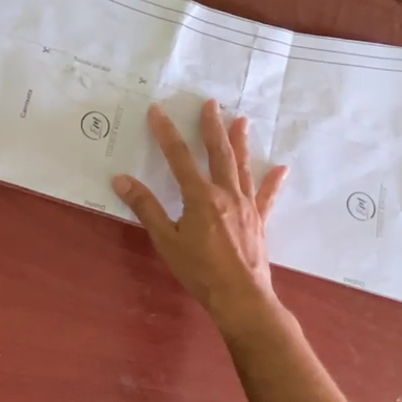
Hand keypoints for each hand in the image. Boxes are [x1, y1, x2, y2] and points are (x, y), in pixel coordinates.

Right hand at [113, 100, 288, 331]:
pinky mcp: (259, 221)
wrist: (240, 297)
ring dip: (240, 143)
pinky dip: (273, 182)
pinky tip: (280, 169)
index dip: (166, 133)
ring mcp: (246, 206)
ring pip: (242, 167)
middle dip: (212, 127)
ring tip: (242, 121)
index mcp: (200, 196)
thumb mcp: (165, 239)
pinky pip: (267, 196)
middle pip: (218, 153)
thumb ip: (145, 208)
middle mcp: (226, 194)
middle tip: (211, 103)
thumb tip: (122, 180)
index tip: (158, 110)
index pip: (179, 157)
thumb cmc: (199, 270)